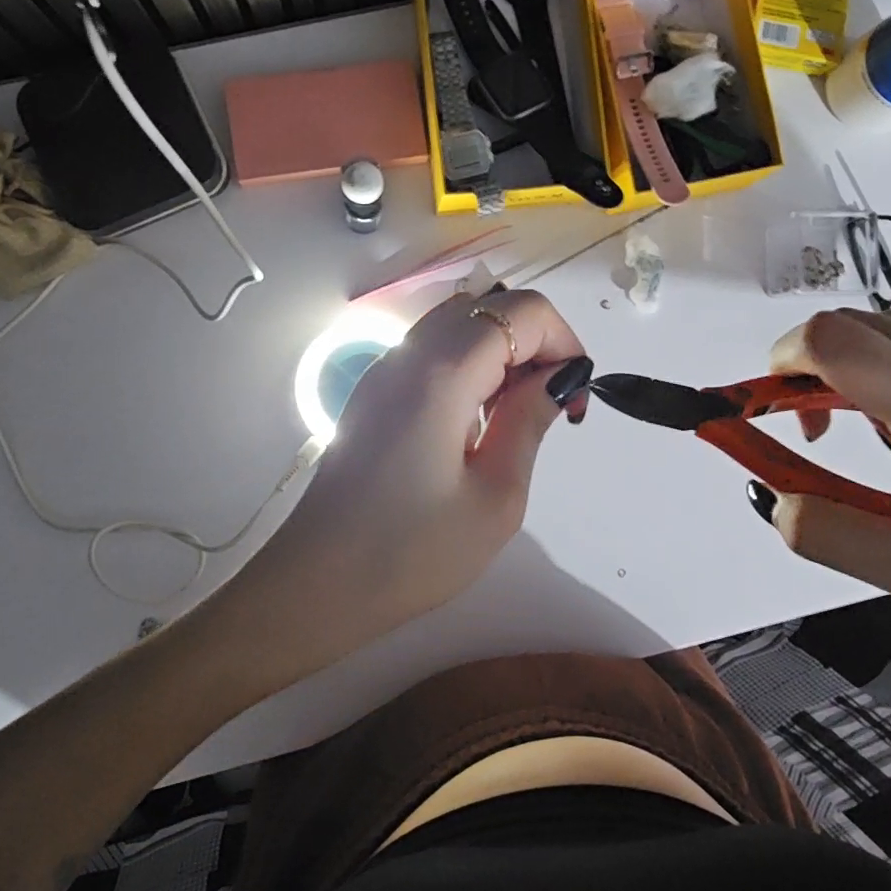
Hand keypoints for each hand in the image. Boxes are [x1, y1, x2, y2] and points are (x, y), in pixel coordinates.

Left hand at [228, 289, 588, 668]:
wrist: (317, 584)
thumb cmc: (411, 553)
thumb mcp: (495, 497)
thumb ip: (529, 421)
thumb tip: (557, 377)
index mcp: (442, 373)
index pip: (522, 310)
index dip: (564, 340)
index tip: (573, 398)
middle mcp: (408, 354)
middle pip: (487, 305)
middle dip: (534, 341)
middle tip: (548, 407)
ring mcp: (383, 371)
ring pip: (456, 324)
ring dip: (499, 351)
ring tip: (513, 418)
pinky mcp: (371, 394)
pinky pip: (430, 351)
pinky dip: (466, 365)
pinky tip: (472, 425)